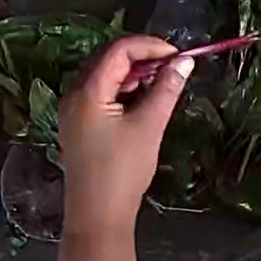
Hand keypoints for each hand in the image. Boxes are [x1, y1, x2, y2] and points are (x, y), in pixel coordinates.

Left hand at [59, 36, 193, 235]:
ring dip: (136, 72)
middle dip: (144, 56)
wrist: (98, 214)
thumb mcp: (149, 125)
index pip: (118, 51)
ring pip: (106, 75)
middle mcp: (75, 95)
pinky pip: (103, 93)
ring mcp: (75, 110)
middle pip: (109, 58)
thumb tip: (185, 61)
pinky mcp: (81, 123)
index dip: (151, 46)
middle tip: (174, 65)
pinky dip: (126, 88)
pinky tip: (146, 98)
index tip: (179, 56)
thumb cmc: (123, 170)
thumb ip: (167, 89)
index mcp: (88, 92)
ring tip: (165, 80)